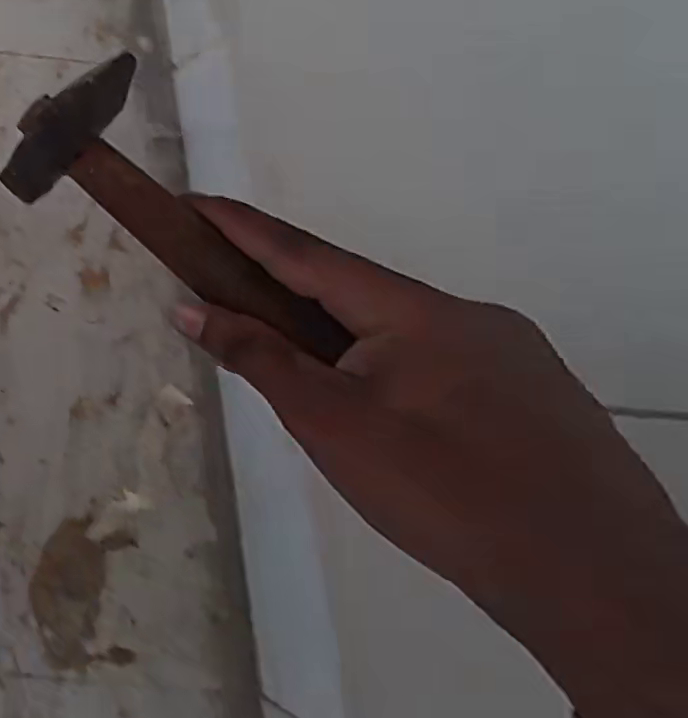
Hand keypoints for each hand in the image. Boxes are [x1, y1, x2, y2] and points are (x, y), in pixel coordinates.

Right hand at [174, 196, 687, 716]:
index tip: (192, 202)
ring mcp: (507, 357)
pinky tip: (352, 395)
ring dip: (321, 327)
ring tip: (279, 357)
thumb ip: (255, 356)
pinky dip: (363, 356)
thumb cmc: (446, 493)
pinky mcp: (524, 396)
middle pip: (347, 287)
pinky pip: (419, 355)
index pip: (307, 254)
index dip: (240, 226)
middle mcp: (469, 319)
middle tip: (218, 286)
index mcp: (420, 314)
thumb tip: (189, 309)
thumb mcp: (327, 421)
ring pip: (383, 325)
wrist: (611, 597)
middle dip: (277, 282)